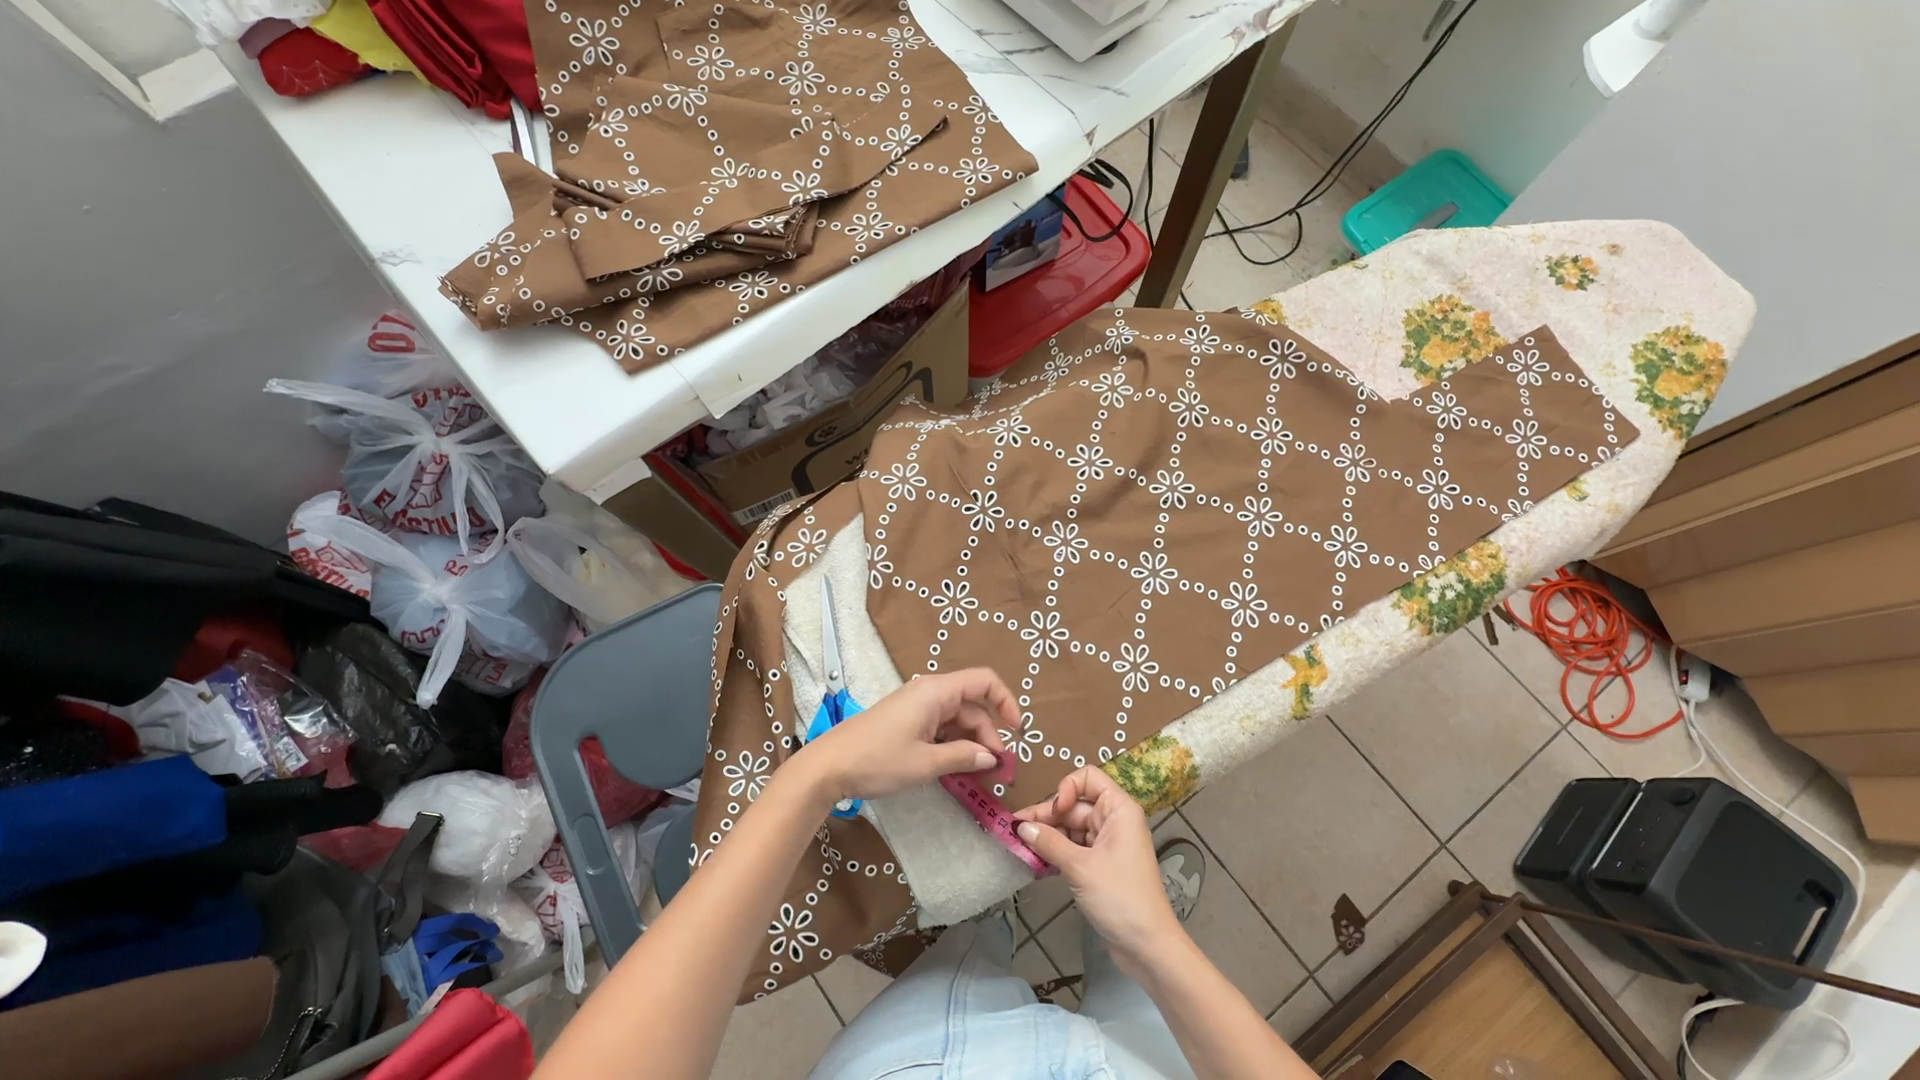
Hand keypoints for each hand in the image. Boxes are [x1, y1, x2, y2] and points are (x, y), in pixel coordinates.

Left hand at [793, 668, 1016, 806]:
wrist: (828, 767)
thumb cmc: (878, 760)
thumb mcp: (925, 763)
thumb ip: (963, 757)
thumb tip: (992, 758)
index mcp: (936, 692)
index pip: (984, 681)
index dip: (1007, 701)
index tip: (1018, 731)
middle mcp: (929, 693)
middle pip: (973, 707)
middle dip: (990, 736)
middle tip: (1000, 771)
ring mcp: (917, 708)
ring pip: (958, 720)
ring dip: (973, 745)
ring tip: (983, 776)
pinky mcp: (907, 723)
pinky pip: (941, 729)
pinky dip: (954, 746)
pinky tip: (960, 770)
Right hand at [1014, 767, 1179, 972]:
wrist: (1147, 945)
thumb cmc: (1120, 897)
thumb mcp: (1080, 867)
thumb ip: (1048, 843)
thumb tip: (1020, 826)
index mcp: (1118, 810)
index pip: (1087, 778)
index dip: (1065, 789)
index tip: (1054, 813)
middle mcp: (1113, 821)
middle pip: (1073, 805)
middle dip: (1046, 816)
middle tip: (1014, 832)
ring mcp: (1106, 844)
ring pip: (1070, 828)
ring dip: (1046, 836)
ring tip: (1019, 848)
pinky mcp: (1099, 865)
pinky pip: (1072, 848)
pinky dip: (1054, 852)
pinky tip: (1033, 862)